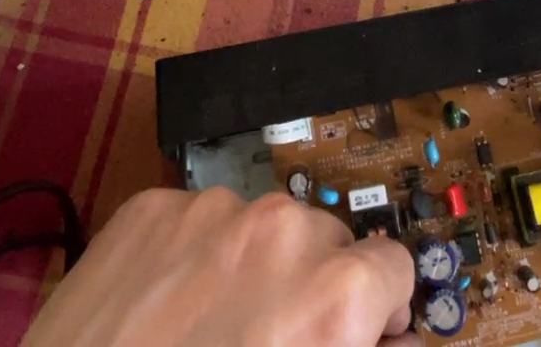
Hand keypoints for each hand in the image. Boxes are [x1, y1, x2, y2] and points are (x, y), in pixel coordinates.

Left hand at [22, 186, 417, 346]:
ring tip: (208, 322)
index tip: (356, 329)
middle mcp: (279, 230)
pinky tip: (163, 306)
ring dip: (251, 261)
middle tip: (268, 338)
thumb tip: (390, 338)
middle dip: (310, 281)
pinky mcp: (148, 207)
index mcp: (332, 292)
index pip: (392, 266)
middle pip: (325, 237)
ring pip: (260, 221)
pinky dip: (193, 251)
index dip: (377, 306)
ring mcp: (207, 210)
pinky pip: (196, 217)